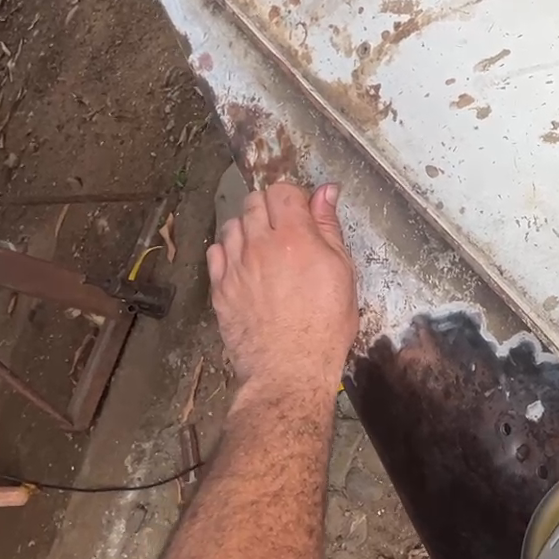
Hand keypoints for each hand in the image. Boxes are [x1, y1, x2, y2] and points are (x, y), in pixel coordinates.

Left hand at [206, 182, 359, 397]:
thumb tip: (326, 192)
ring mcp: (234, 266)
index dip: (296, 197)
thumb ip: (329, 227)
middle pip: (254, 201)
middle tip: (288, 230)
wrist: (290, 367)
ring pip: (232, 224)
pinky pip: (215, 252)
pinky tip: (247, 265)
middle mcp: (259, 244)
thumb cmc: (326, 322)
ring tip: (266, 248)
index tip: (306, 214)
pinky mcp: (219, 287)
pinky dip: (230, 250)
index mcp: (294, 237)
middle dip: (271, 208)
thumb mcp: (342, 271)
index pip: (282, 191)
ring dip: (249, 227)